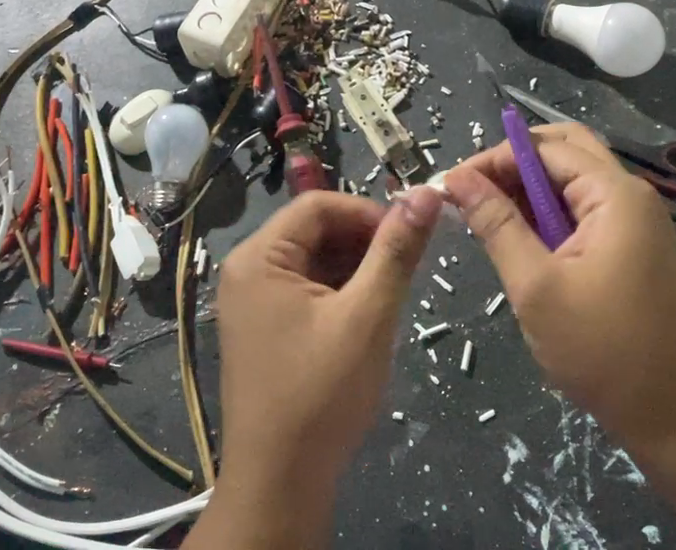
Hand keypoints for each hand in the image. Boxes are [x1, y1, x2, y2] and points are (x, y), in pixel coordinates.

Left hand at [193, 186, 442, 547]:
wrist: (280, 481)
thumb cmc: (322, 393)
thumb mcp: (368, 316)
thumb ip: (396, 251)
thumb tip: (427, 193)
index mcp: (259, 257)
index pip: (318, 204)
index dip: (367, 212)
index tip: (410, 238)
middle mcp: (247, 270)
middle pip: (313, 230)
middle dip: (362, 243)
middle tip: (404, 272)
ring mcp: (252, 301)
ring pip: (313, 260)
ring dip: (354, 268)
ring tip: (388, 298)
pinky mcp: (263, 328)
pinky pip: (305, 289)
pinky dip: (338, 293)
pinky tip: (365, 319)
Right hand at [446, 124, 675, 450]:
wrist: (675, 416)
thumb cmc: (602, 350)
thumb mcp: (535, 286)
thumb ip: (495, 224)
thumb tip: (456, 178)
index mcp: (615, 195)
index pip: (544, 149)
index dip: (493, 159)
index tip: (450, 186)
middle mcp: (630, 195)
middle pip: (564, 151)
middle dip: (512, 165)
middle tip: (470, 194)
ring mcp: (634, 221)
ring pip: (571, 179)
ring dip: (527, 189)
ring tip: (485, 217)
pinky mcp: (631, 246)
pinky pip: (582, 209)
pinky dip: (547, 213)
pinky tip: (518, 239)